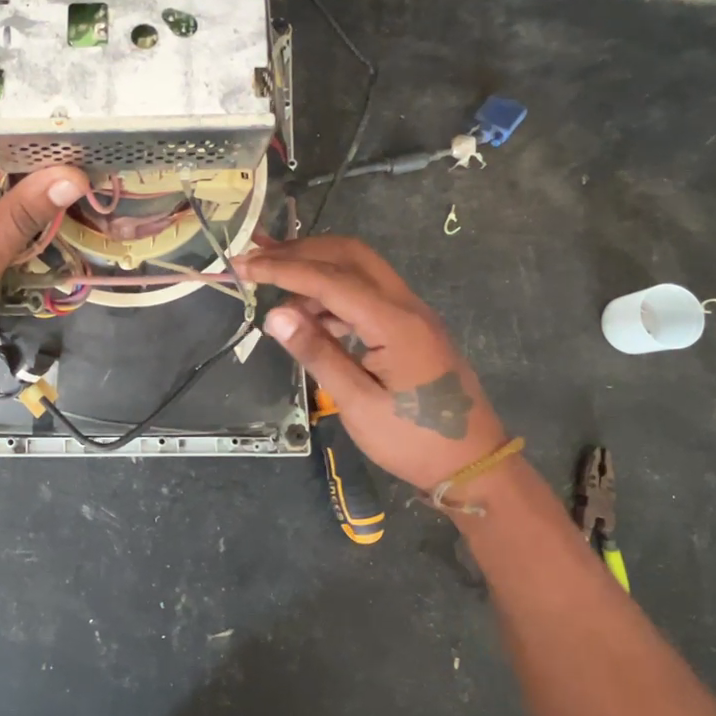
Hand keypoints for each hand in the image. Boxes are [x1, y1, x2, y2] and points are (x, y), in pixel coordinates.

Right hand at [234, 236, 507, 489]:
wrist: (472, 464)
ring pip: (360, 270)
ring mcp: (412, 315)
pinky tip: (307, 315)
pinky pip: (367, 294)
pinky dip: (333, 293)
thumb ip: (318, 353)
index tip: (243, 264)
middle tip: (256, 256)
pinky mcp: (411, 329)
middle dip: (300, 251)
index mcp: (394, 322)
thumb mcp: (357, 403)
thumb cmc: (412, 440)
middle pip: (349, 256)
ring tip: (272, 284)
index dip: (282, 269)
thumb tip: (275, 315)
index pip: (329, 279)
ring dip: (316, 268)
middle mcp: (406, 306)